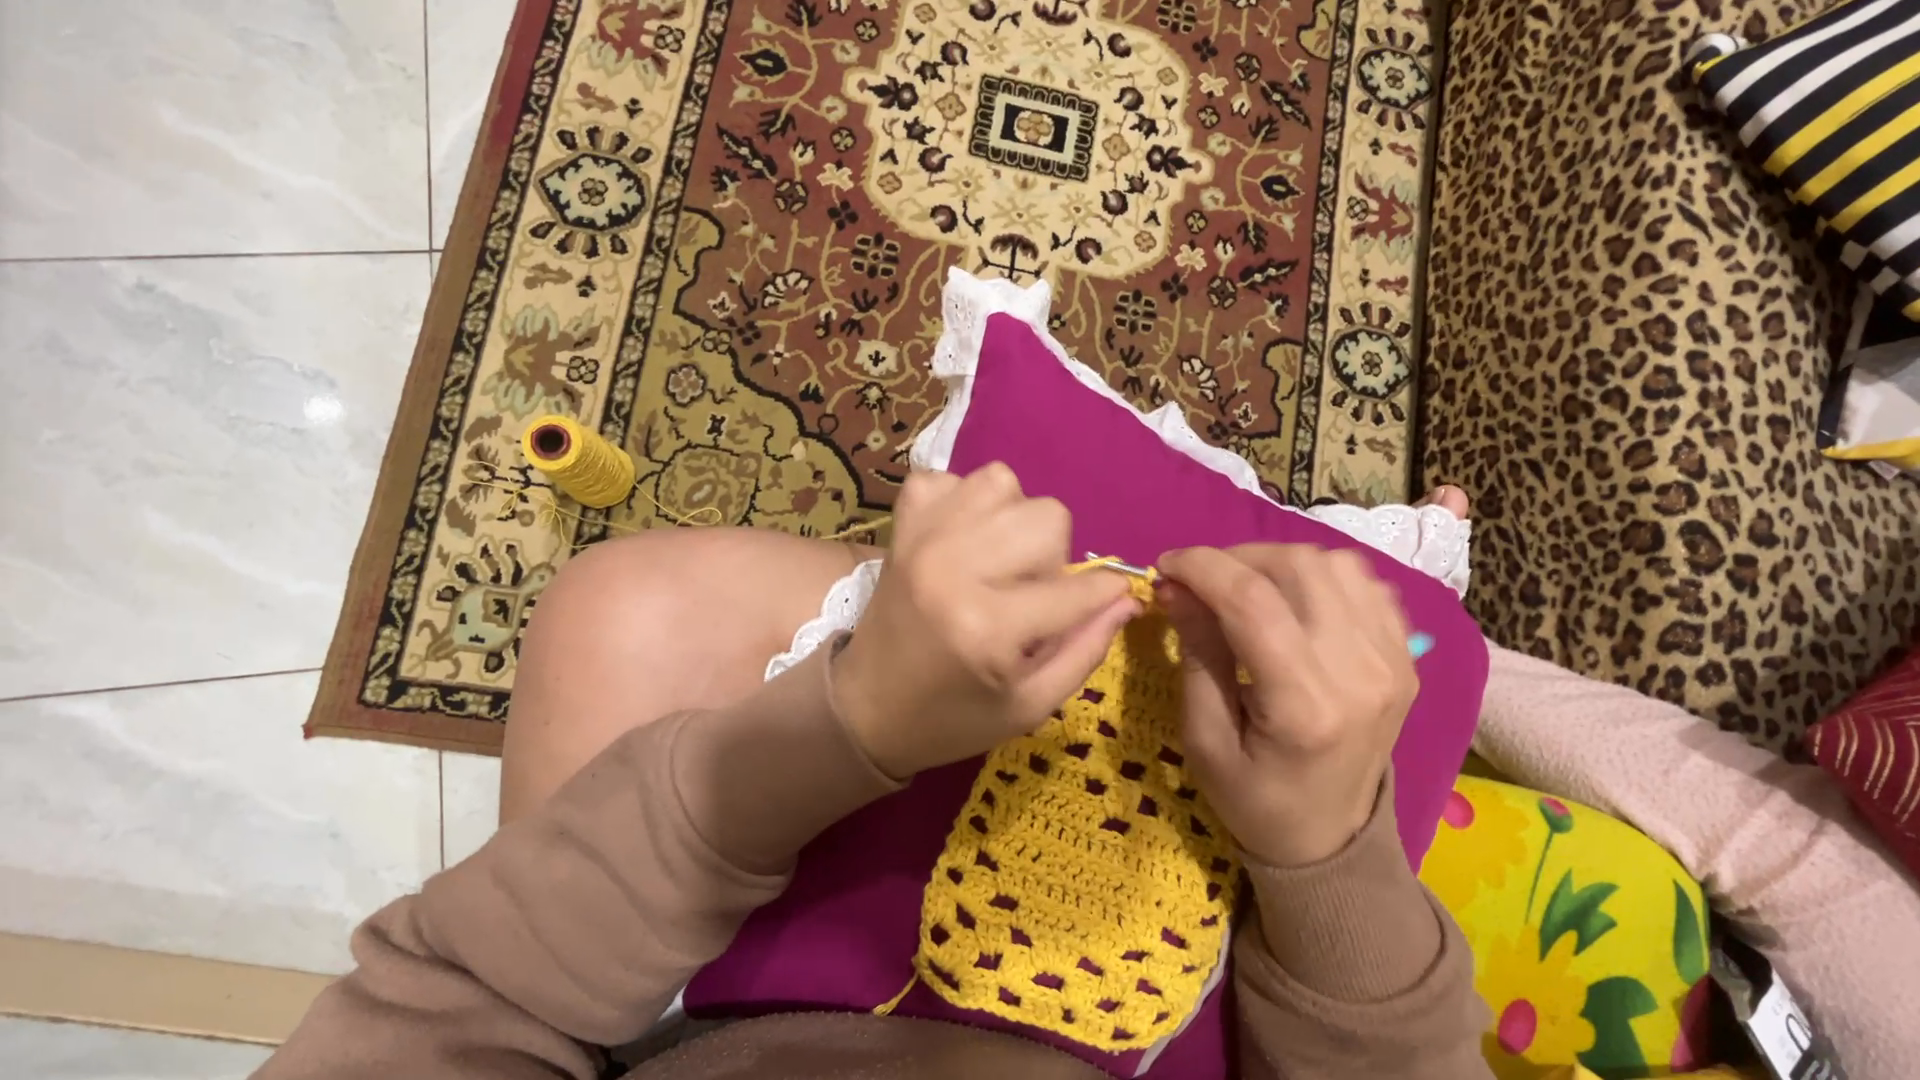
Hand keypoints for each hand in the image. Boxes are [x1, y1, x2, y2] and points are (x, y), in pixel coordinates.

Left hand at [832, 465, 1139, 777]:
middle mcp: (954, 567)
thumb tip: (1127, 596)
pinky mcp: (901, 522)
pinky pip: (950, 478)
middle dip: (1054, 557)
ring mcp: (922, 536)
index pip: (1079, 588)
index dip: (1105, 594)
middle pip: (1048, 516)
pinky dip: (965, 503)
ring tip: (997, 561)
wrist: (865, 707)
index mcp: (988, 627)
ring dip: (1013, 520)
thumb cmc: (952, 717)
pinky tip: (962, 541)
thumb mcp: (1030, 706)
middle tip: (1030, 593)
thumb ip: (1086, 650)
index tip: (1106, 600)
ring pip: (1004, 484)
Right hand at [1158, 545, 1417, 866]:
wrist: (1330, 839)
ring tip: (1242, 586)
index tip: (1165, 566)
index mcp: (1305, 706)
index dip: (1202, 568)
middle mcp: (1361, 673)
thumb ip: (1196, 653)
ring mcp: (1393, 661)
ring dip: (1277, 561)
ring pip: (1335, 564)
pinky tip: (1290, 601)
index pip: (1252, 601)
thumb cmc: (1253, 798)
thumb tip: (1175, 586)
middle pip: (1298, 568)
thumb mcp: (1204, 737)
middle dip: (1235, 558)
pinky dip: (1320, 577)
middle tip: (1200, 580)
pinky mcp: (1405, 657)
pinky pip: (1365, 583)